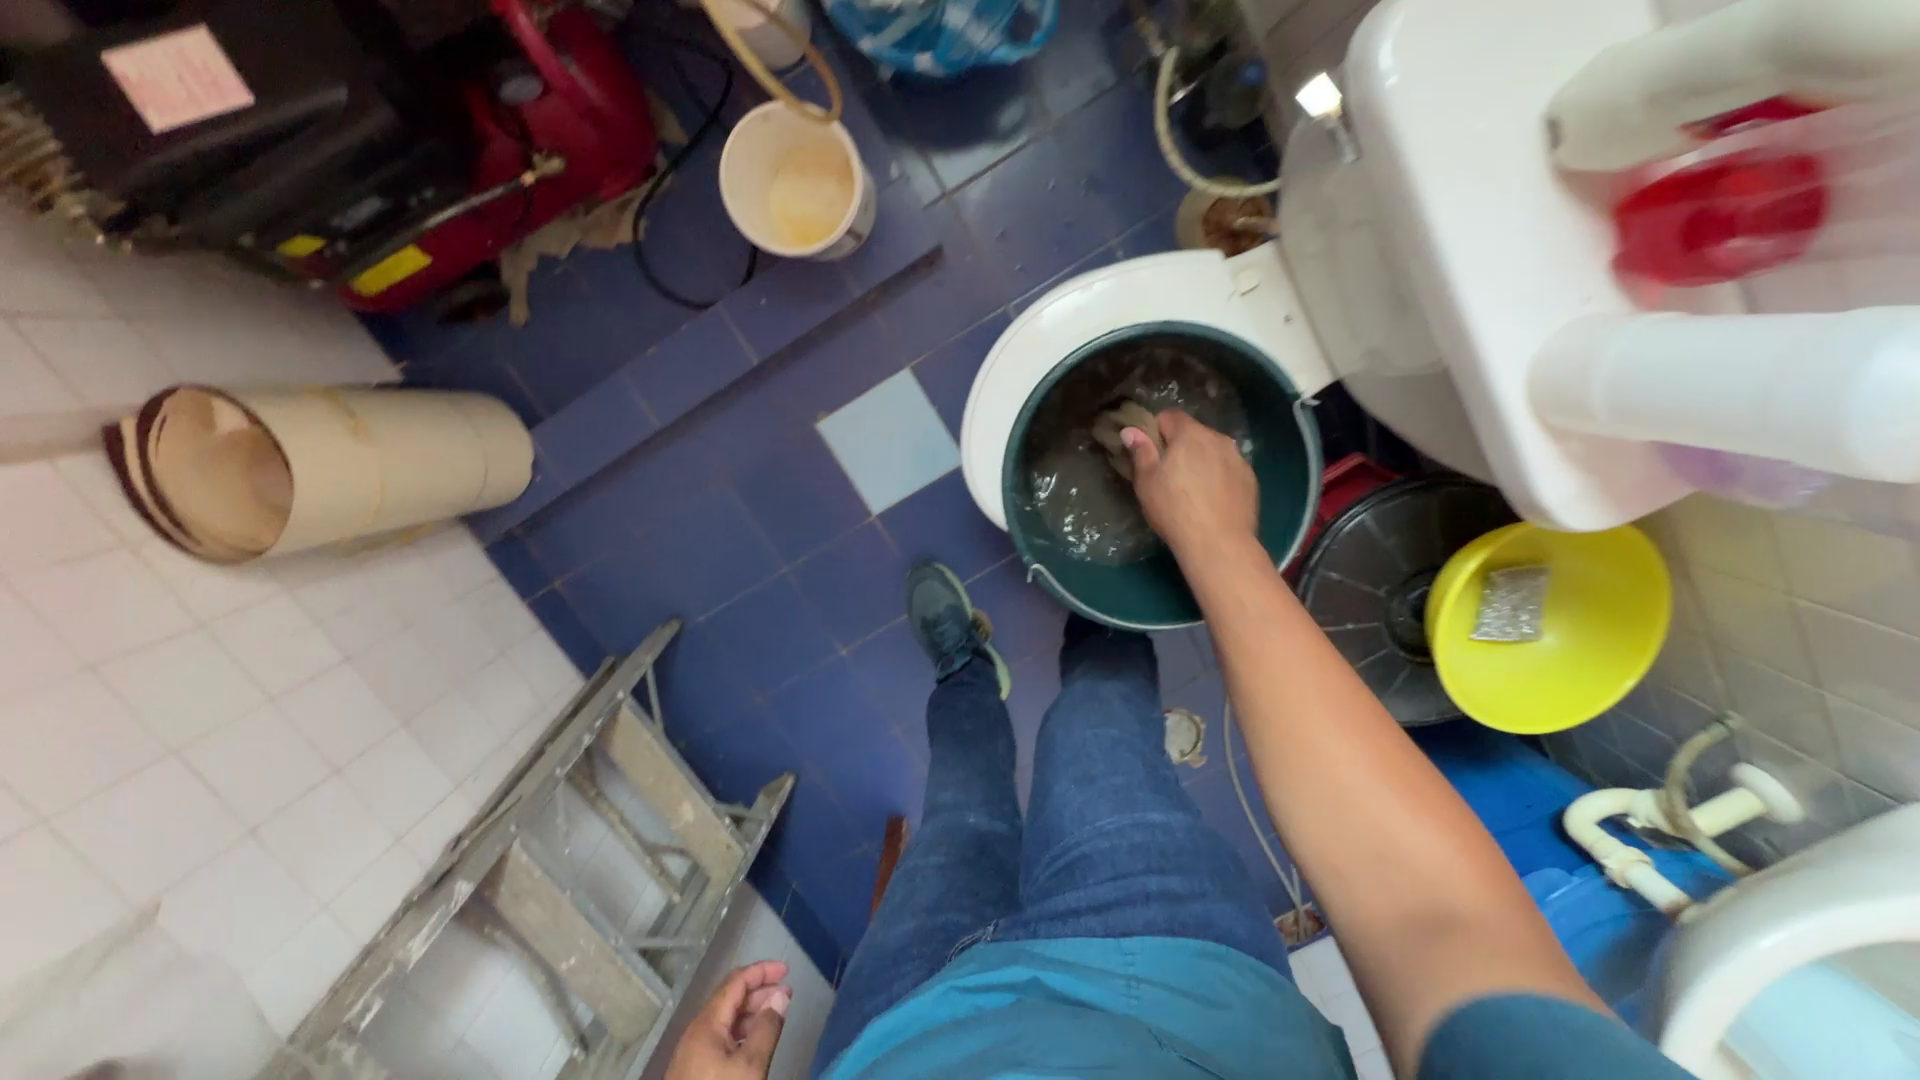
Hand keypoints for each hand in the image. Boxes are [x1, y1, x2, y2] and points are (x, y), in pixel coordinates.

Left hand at [664, 961, 790, 1079]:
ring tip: (776, 1015)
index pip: (736, 981)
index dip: (762, 971)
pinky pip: (721, 1036)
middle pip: (730, 997)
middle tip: (787, 994)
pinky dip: (742, 1030)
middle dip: (760, 990)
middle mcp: (697, 1030)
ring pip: (726, 1018)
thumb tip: (780, 997)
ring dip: (752, 1011)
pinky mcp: (695, 1068)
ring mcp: (694, 1050)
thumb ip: (767, 1029)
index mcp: (707, 1023)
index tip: (788, 971)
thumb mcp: (750, 1066)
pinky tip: (755, 1040)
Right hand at [1122, 410, 1258, 558]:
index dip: (1156, 429)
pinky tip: (1212, 499)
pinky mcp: (1250, 479)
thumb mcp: (1147, 482)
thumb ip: (1141, 452)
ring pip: (1214, 450)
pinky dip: (1220, 476)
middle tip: (1169, 473)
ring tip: (1193, 488)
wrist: (1219, 543)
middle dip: (1181, 445)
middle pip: (1194, 432)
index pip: (1170, 416)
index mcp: (1190, 434)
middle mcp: (1218, 438)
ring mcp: (1238, 458)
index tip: (1150, 451)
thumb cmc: (1174, 509)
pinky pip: (1229, 468)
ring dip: (1202, 459)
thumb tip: (1130, 430)